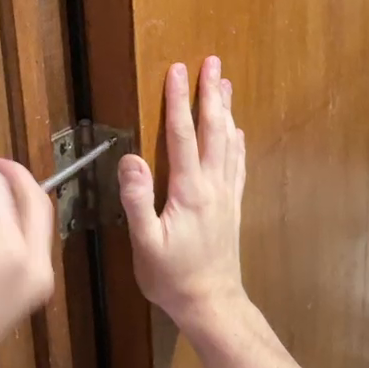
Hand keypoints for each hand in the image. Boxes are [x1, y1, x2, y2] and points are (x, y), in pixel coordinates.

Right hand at [118, 56, 247, 325]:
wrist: (212, 304)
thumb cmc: (172, 277)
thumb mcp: (146, 242)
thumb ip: (137, 199)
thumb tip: (131, 159)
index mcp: (189, 190)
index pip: (182, 135)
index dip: (178, 101)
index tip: (178, 70)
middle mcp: (212, 186)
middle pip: (213, 129)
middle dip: (211, 94)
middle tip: (213, 63)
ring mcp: (226, 195)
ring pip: (229, 142)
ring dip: (226, 110)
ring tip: (226, 84)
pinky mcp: (232, 206)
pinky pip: (237, 164)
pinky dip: (237, 142)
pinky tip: (237, 131)